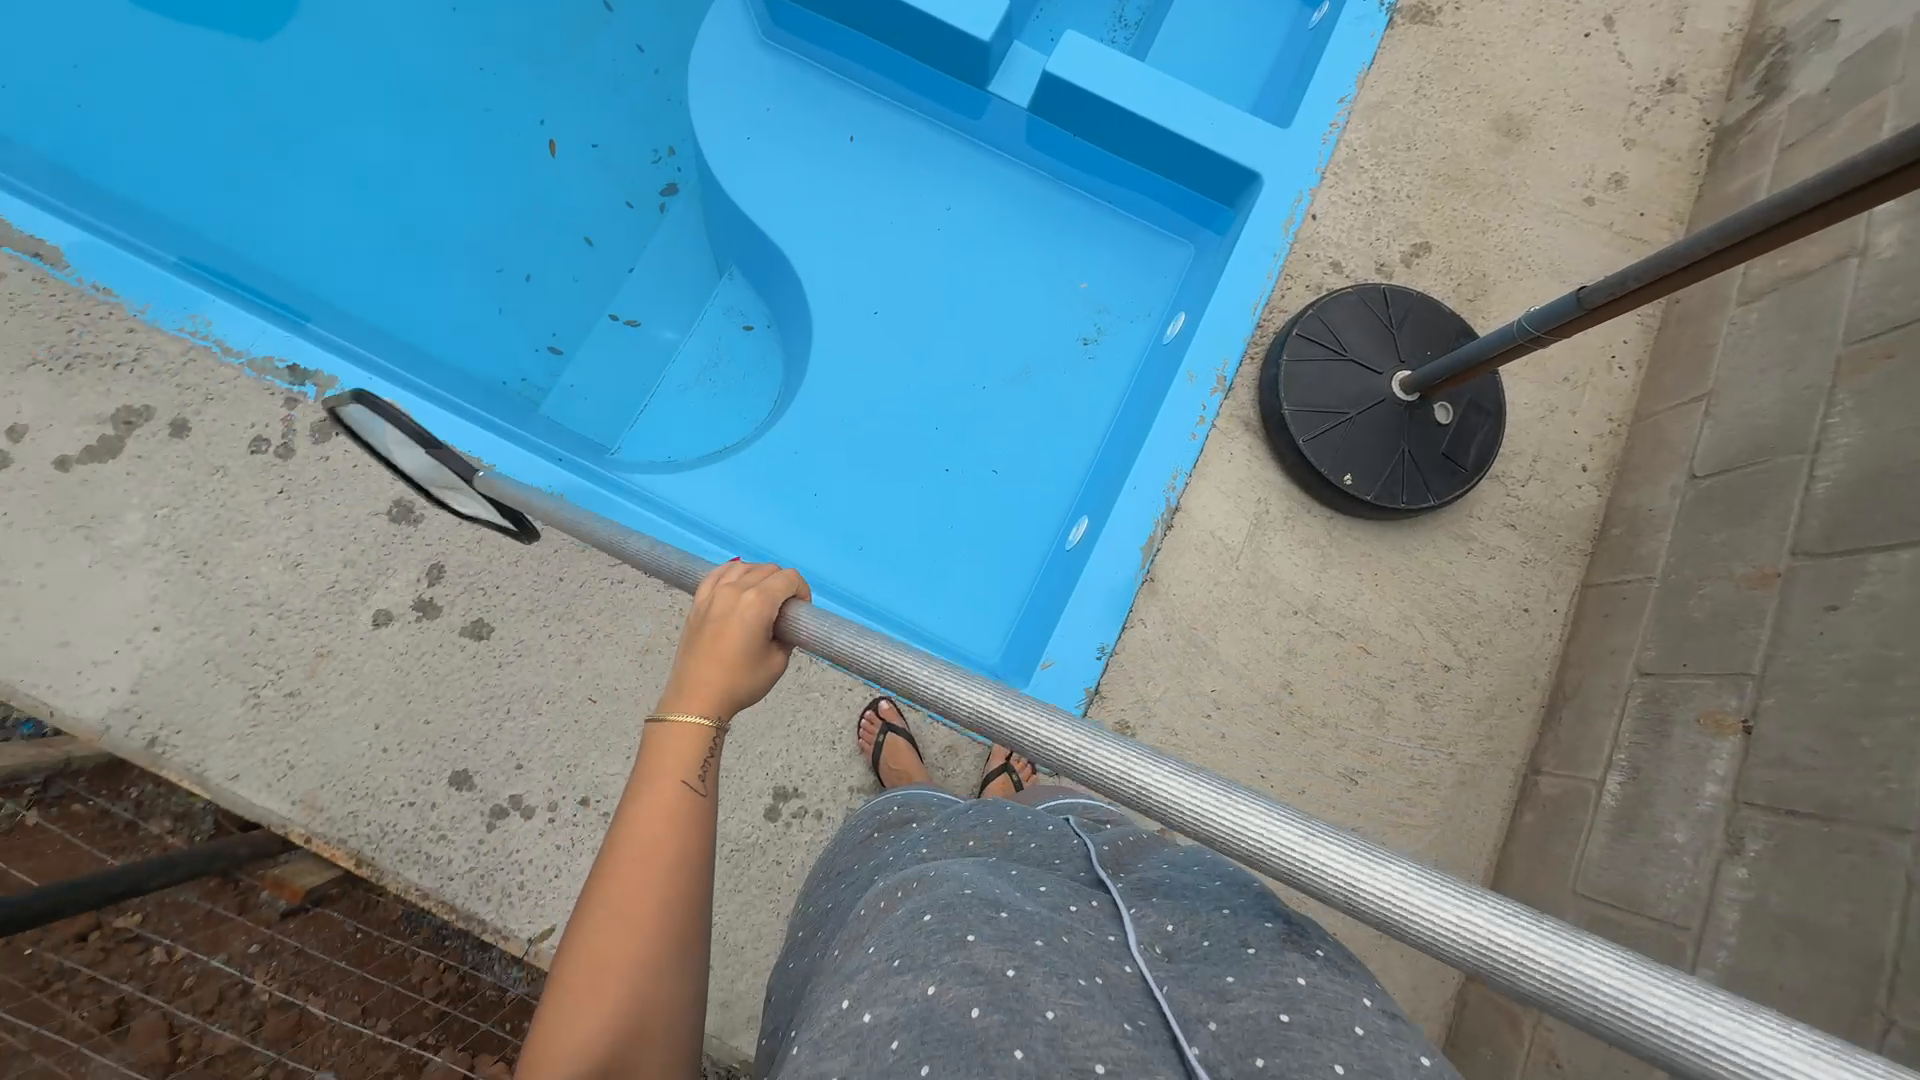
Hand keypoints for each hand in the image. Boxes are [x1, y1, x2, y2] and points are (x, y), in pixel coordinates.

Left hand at [656, 561, 811, 721]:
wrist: (697, 698)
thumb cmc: (740, 682)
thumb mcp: (778, 662)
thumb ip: (787, 635)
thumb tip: (784, 625)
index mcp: (758, 602)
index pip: (789, 578)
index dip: (802, 590)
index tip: (801, 609)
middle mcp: (735, 590)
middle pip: (768, 569)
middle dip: (783, 584)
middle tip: (785, 609)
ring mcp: (713, 593)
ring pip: (743, 567)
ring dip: (759, 576)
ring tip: (762, 598)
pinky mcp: (698, 601)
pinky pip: (717, 574)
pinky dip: (732, 574)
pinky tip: (737, 584)